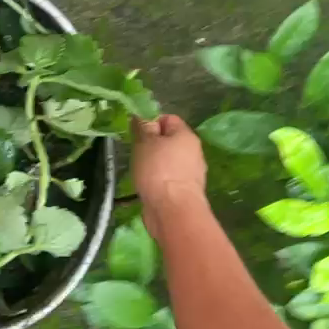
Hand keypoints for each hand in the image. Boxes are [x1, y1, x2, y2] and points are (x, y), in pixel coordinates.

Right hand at [131, 115, 207, 235]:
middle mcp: (193, 152)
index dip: (151, 122)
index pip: (168, 119)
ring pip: (168, 160)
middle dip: (150, 144)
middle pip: (169, 140)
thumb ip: (143, 127)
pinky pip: (169, 177)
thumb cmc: (158, 170)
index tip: (137, 133)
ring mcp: (191, 173)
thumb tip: (142, 117)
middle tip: (136, 151)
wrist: (173, 211)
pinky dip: (158, 179)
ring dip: (153, 163)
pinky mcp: (185, 191)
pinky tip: (147, 185)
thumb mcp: (145, 142)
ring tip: (139, 170)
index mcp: (186, 136)